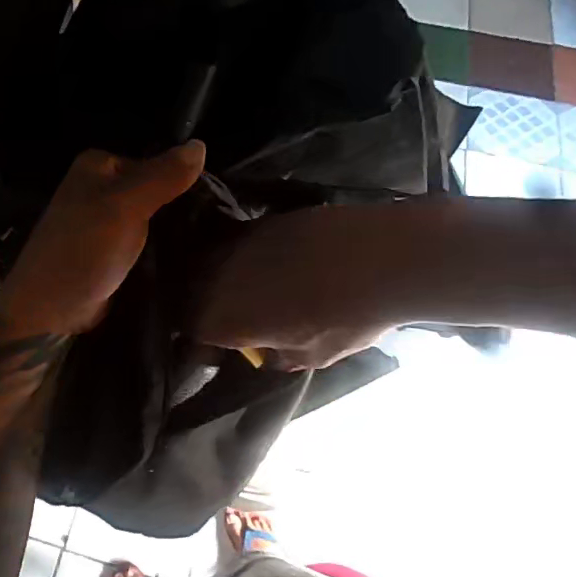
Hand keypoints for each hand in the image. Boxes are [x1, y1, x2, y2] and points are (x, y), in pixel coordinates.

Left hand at [0, 142, 206, 338]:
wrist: (50, 310)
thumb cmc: (84, 250)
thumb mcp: (125, 206)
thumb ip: (162, 176)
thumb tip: (201, 145)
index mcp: (98, 166)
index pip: (156, 163)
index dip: (182, 182)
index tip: (212, 205)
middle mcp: (100, 188)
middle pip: (155, 191)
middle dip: (179, 208)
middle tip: (216, 227)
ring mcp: (105, 222)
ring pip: (154, 218)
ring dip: (175, 232)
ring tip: (209, 244)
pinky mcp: (111, 252)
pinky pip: (145, 242)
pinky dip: (162, 250)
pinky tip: (187, 259)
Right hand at [191, 205, 402, 369]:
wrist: (383, 257)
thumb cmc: (346, 318)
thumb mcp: (312, 355)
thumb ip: (279, 355)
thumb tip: (269, 352)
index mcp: (224, 318)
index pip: (192, 329)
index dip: (203, 337)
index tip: (220, 343)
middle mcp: (218, 278)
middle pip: (192, 290)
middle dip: (204, 303)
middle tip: (231, 314)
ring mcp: (239, 244)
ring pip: (212, 261)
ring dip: (222, 275)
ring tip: (249, 287)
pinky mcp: (263, 220)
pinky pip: (239, 241)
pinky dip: (247, 254)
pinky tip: (272, 261)